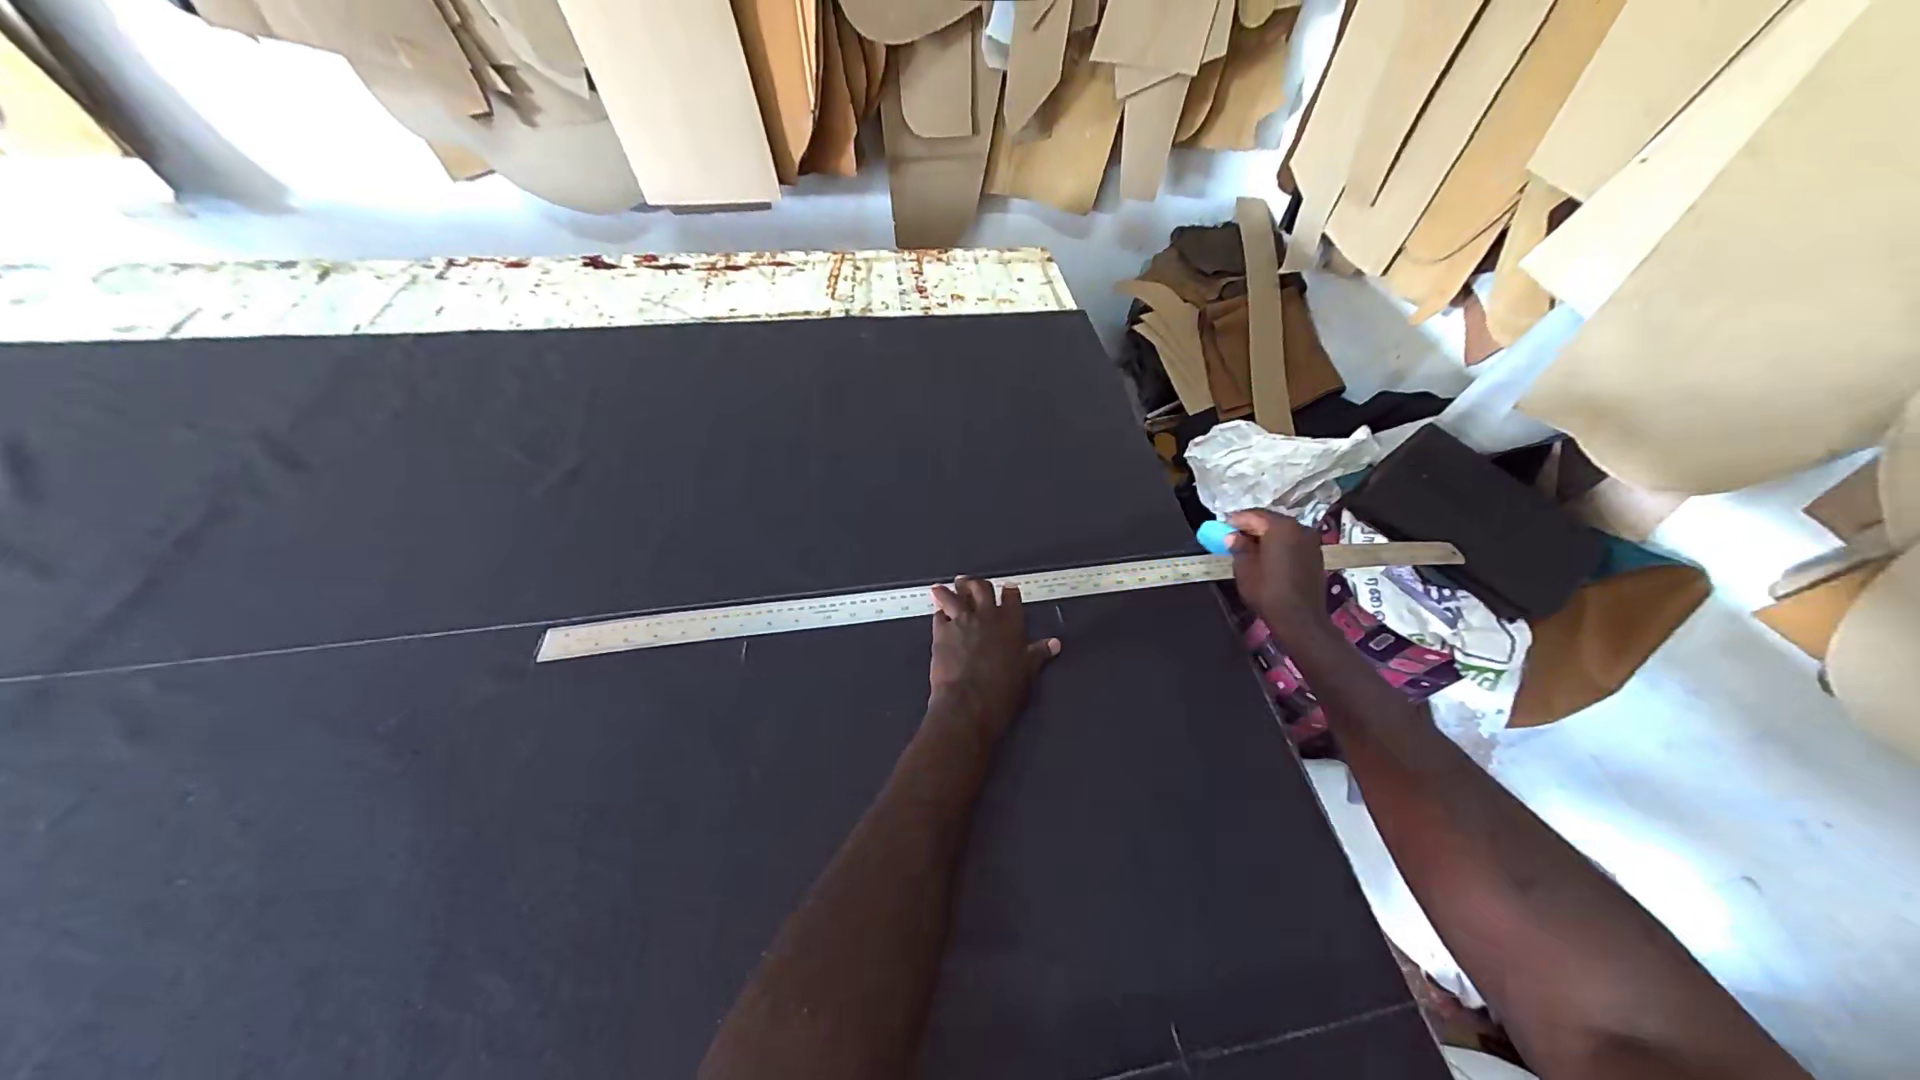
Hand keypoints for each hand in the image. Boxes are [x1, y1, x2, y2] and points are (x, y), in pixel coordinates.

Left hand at [927, 577, 1060, 740]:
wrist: (969, 703)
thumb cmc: (1003, 690)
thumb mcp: (1027, 672)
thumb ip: (1038, 654)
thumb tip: (1054, 643)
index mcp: (1010, 622)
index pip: (1011, 597)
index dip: (1009, 591)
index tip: (1008, 587)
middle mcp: (986, 616)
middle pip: (981, 589)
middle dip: (976, 584)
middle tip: (970, 583)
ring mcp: (961, 621)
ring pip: (954, 597)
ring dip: (949, 592)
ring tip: (943, 588)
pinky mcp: (941, 632)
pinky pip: (938, 615)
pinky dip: (938, 613)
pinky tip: (936, 613)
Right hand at [1226, 510, 1334, 642]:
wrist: (1300, 618)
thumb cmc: (1268, 591)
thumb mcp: (1245, 568)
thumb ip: (1238, 547)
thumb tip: (1233, 536)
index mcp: (1281, 527)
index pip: (1254, 515)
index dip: (1236, 519)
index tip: (1222, 526)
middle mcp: (1299, 528)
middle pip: (1270, 521)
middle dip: (1251, 527)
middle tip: (1233, 536)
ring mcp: (1311, 541)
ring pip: (1283, 531)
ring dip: (1266, 536)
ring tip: (1249, 547)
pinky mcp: (1315, 555)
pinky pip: (1292, 542)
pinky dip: (1279, 545)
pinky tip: (1267, 557)